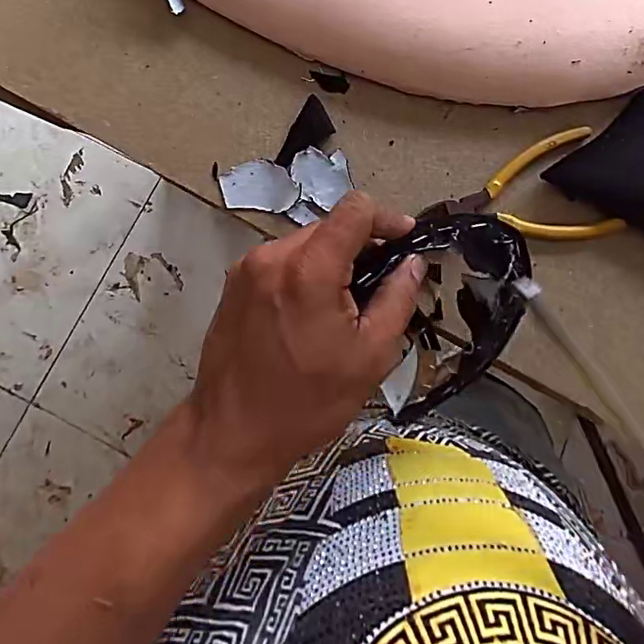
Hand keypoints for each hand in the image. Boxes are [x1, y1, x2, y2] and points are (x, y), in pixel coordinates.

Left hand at [180, 192, 424, 490]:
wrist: (231, 433)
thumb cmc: (307, 403)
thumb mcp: (370, 356)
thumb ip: (397, 298)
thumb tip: (412, 263)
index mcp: (308, 269)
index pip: (355, 209)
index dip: (386, 218)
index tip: (404, 240)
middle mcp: (272, 256)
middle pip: (329, 227)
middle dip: (361, 246)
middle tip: (381, 284)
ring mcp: (247, 267)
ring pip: (305, 243)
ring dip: (332, 261)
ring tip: (345, 306)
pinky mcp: (234, 282)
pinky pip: (281, 261)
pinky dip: (305, 273)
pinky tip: (312, 312)